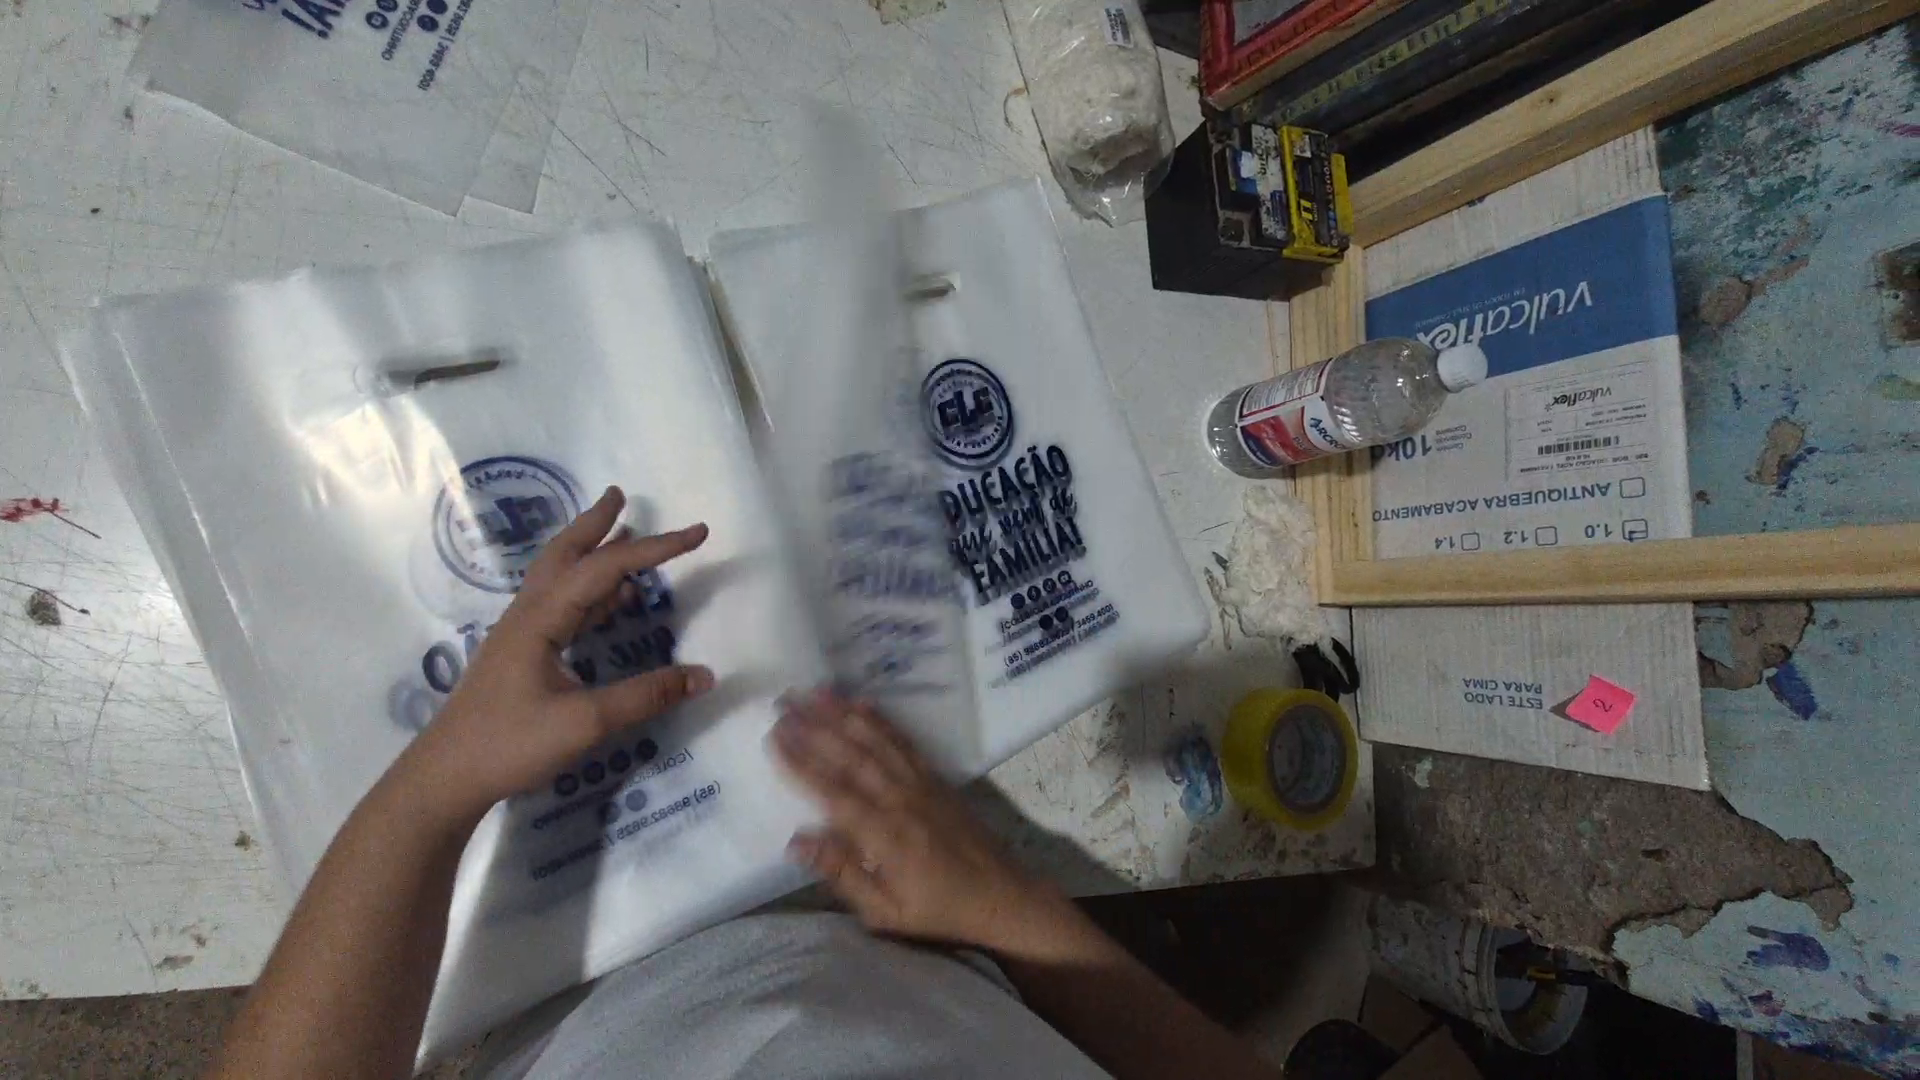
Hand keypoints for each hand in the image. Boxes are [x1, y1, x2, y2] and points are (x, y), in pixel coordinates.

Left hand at [392, 486, 714, 825]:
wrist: (443, 781)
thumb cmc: (509, 745)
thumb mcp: (585, 722)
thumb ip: (646, 696)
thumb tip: (706, 675)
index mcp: (541, 619)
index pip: (605, 568)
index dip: (655, 548)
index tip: (698, 533)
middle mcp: (529, 615)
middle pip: (564, 553)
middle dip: (595, 522)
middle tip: (620, 495)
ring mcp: (522, 634)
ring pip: (559, 576)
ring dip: (591, 551)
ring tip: (622, 534)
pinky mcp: (523, 654)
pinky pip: (562, 604)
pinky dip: (591, 588)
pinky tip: (611, 600)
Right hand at [771, 692, 1064, 950]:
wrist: (1001, 893)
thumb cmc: (938, 909)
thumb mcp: (886, 912)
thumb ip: (843, 873)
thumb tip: (797, 841)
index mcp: (885, 835)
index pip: (834, 792)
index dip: (801, 763)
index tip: (774, 737)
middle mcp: (900, 799)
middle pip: (851, 756)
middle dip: (814, 727)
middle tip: (783, 704)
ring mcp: (920, 782)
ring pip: (875, 741)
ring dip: (842, 714)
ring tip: (813, 692)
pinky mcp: (934, 776)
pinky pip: (904, 741)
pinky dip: (881, 720)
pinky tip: (861, 703)